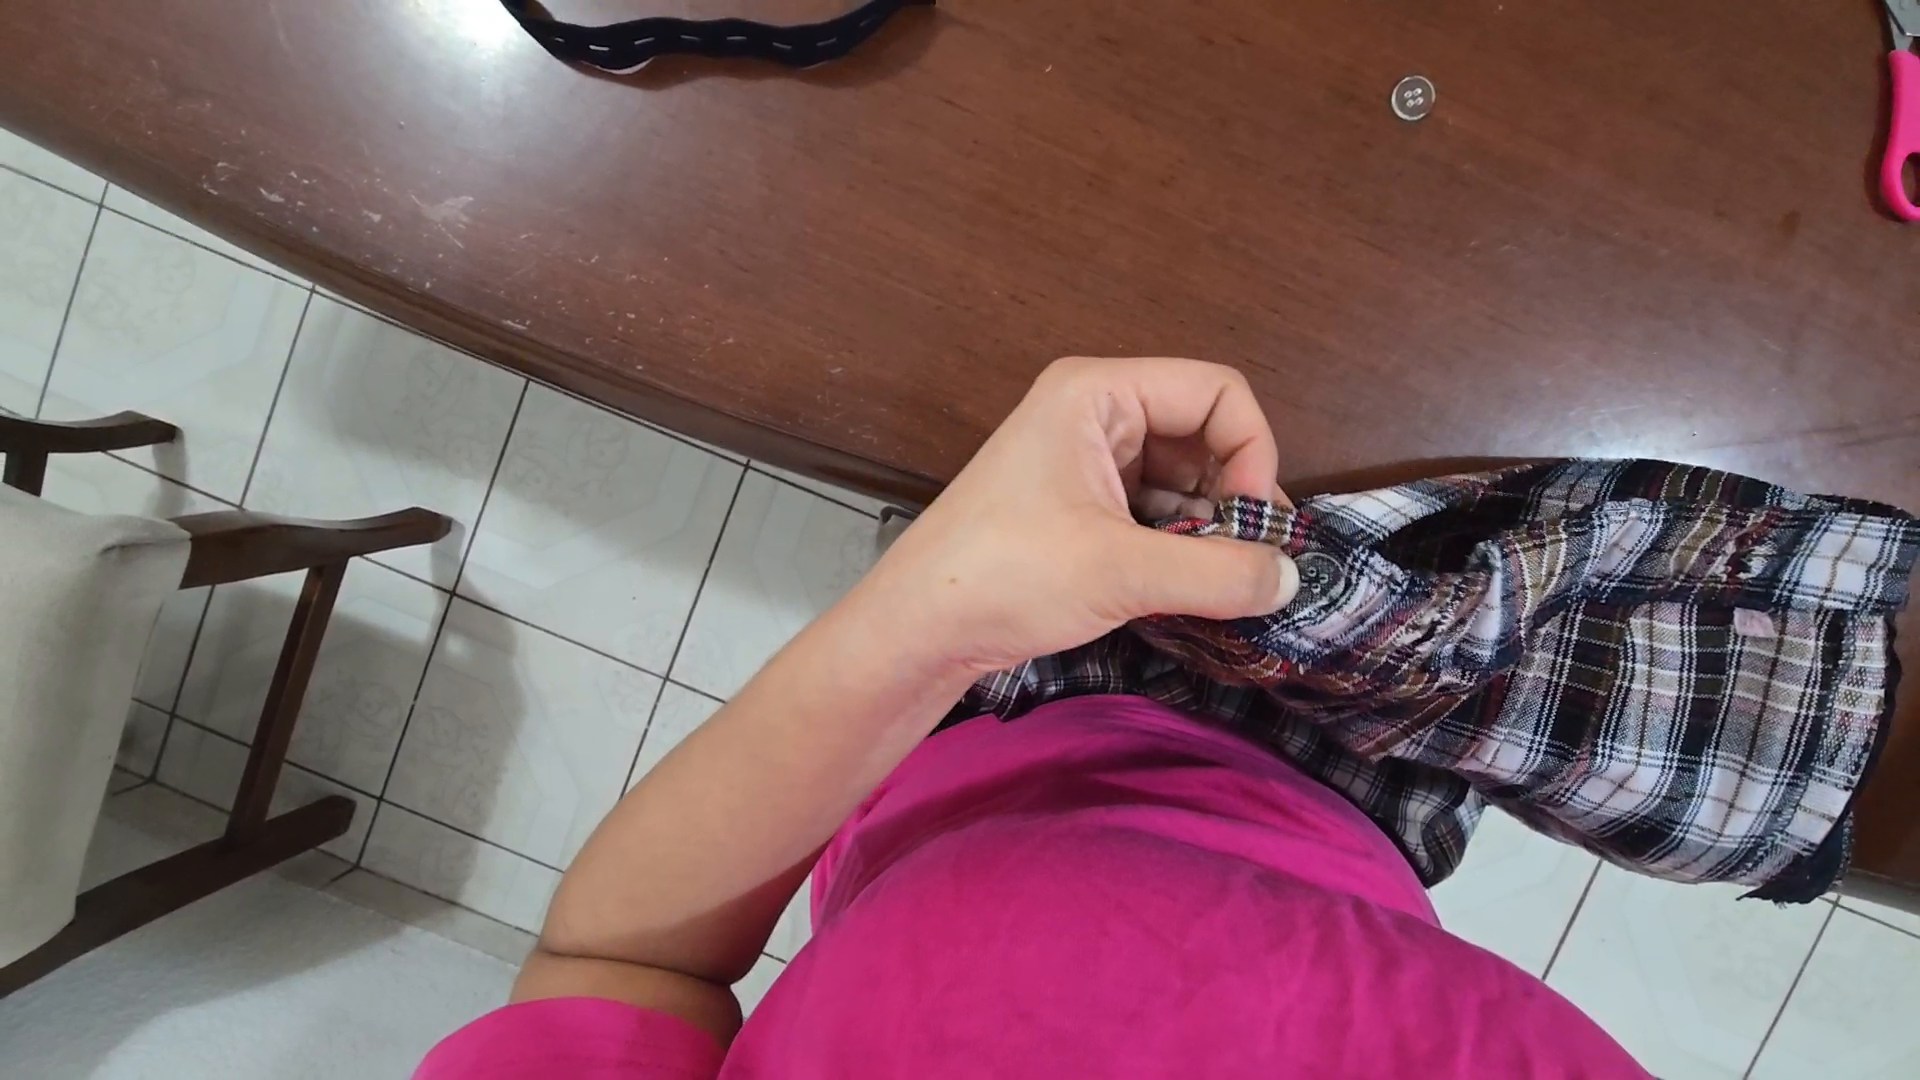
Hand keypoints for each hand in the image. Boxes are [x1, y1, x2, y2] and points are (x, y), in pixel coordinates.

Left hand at [854, 356, 1298, 677]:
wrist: (920, 628)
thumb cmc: (1009, 575)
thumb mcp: (1122, 570)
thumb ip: (1219, 573)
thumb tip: (1292, 580)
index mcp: (1097, 393)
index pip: (1215, 391)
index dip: (1253, 451)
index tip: (1257, 525)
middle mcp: (1090, 414)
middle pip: (1198, 434)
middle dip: (1230, 495)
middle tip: (1247, 561)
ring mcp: (1078, 462)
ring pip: (1175, 478)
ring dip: (1203, 526)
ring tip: (1215, 581)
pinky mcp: (1072, 507)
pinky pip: (1146, 510)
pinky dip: (1172, 542)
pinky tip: (1182, 585)